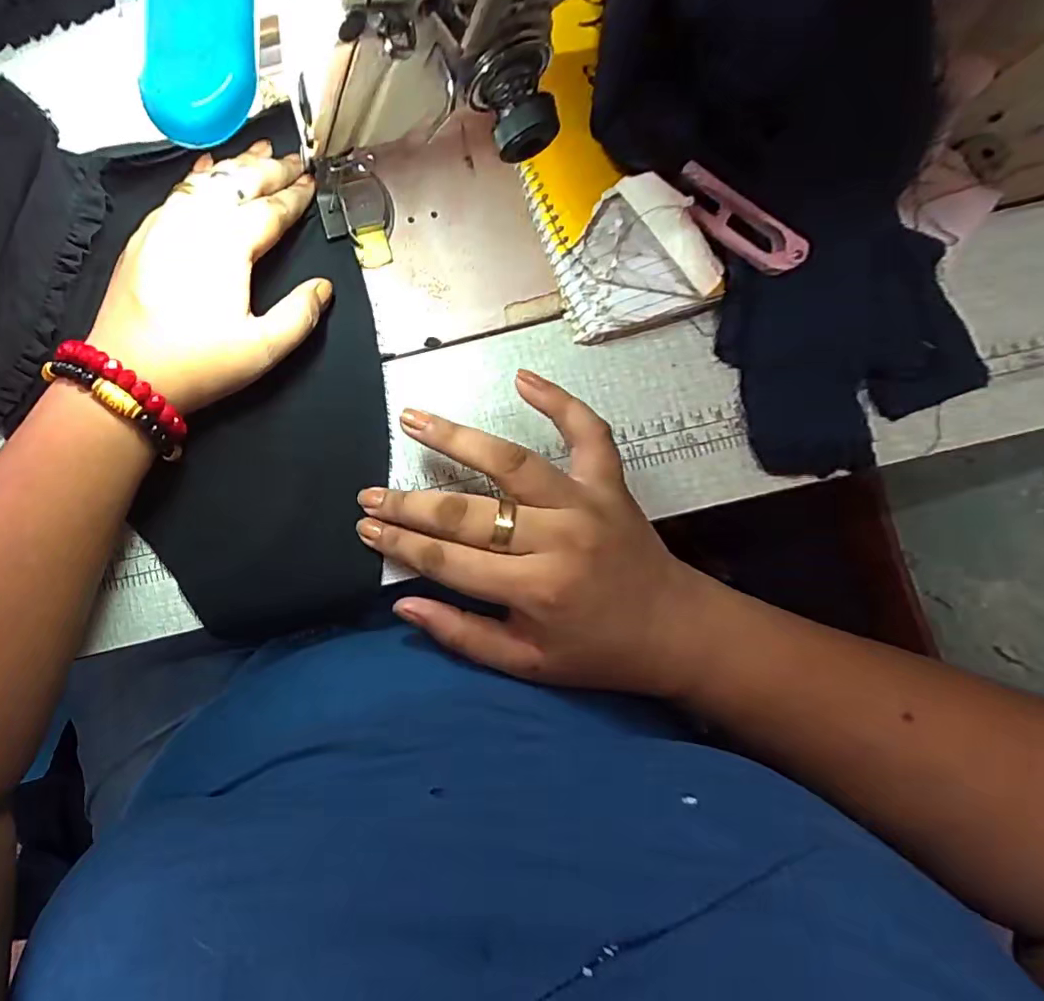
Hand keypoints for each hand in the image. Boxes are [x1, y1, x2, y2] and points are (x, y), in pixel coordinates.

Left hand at [85, 140, 332, 412]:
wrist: (126, 374)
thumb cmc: (194, 364)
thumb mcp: (261, 350)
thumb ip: (299, 315)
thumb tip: (322, 289)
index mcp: (229, 245)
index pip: (271, 209)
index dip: (295, 196)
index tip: (312, 183)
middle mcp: (196, 223)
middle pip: (239, 184)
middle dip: (271, 170)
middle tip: (295, 160)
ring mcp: (165, 226)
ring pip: (207, 181)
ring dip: (236, 166)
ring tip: (258, 153)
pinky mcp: (144, 237)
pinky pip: (177, 192)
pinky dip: (197, 177)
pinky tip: (205, 170)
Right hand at [355, 371, 713, 698]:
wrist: (679, 632)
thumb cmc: (596, 651)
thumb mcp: (526, 664)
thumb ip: (462, 635)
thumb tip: (401, 605)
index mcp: (535, 591)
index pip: (448, 561)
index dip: (400, 543)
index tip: (365, 526)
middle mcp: (558, 540)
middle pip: (467, 513)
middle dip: (409, 503)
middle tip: (369, 492)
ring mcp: (587, 504)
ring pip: (511, 462)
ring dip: (456, 438)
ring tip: (411, 418)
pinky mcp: (610, 484)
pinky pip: (588, 433)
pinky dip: (559, 402)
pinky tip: (522, 378)